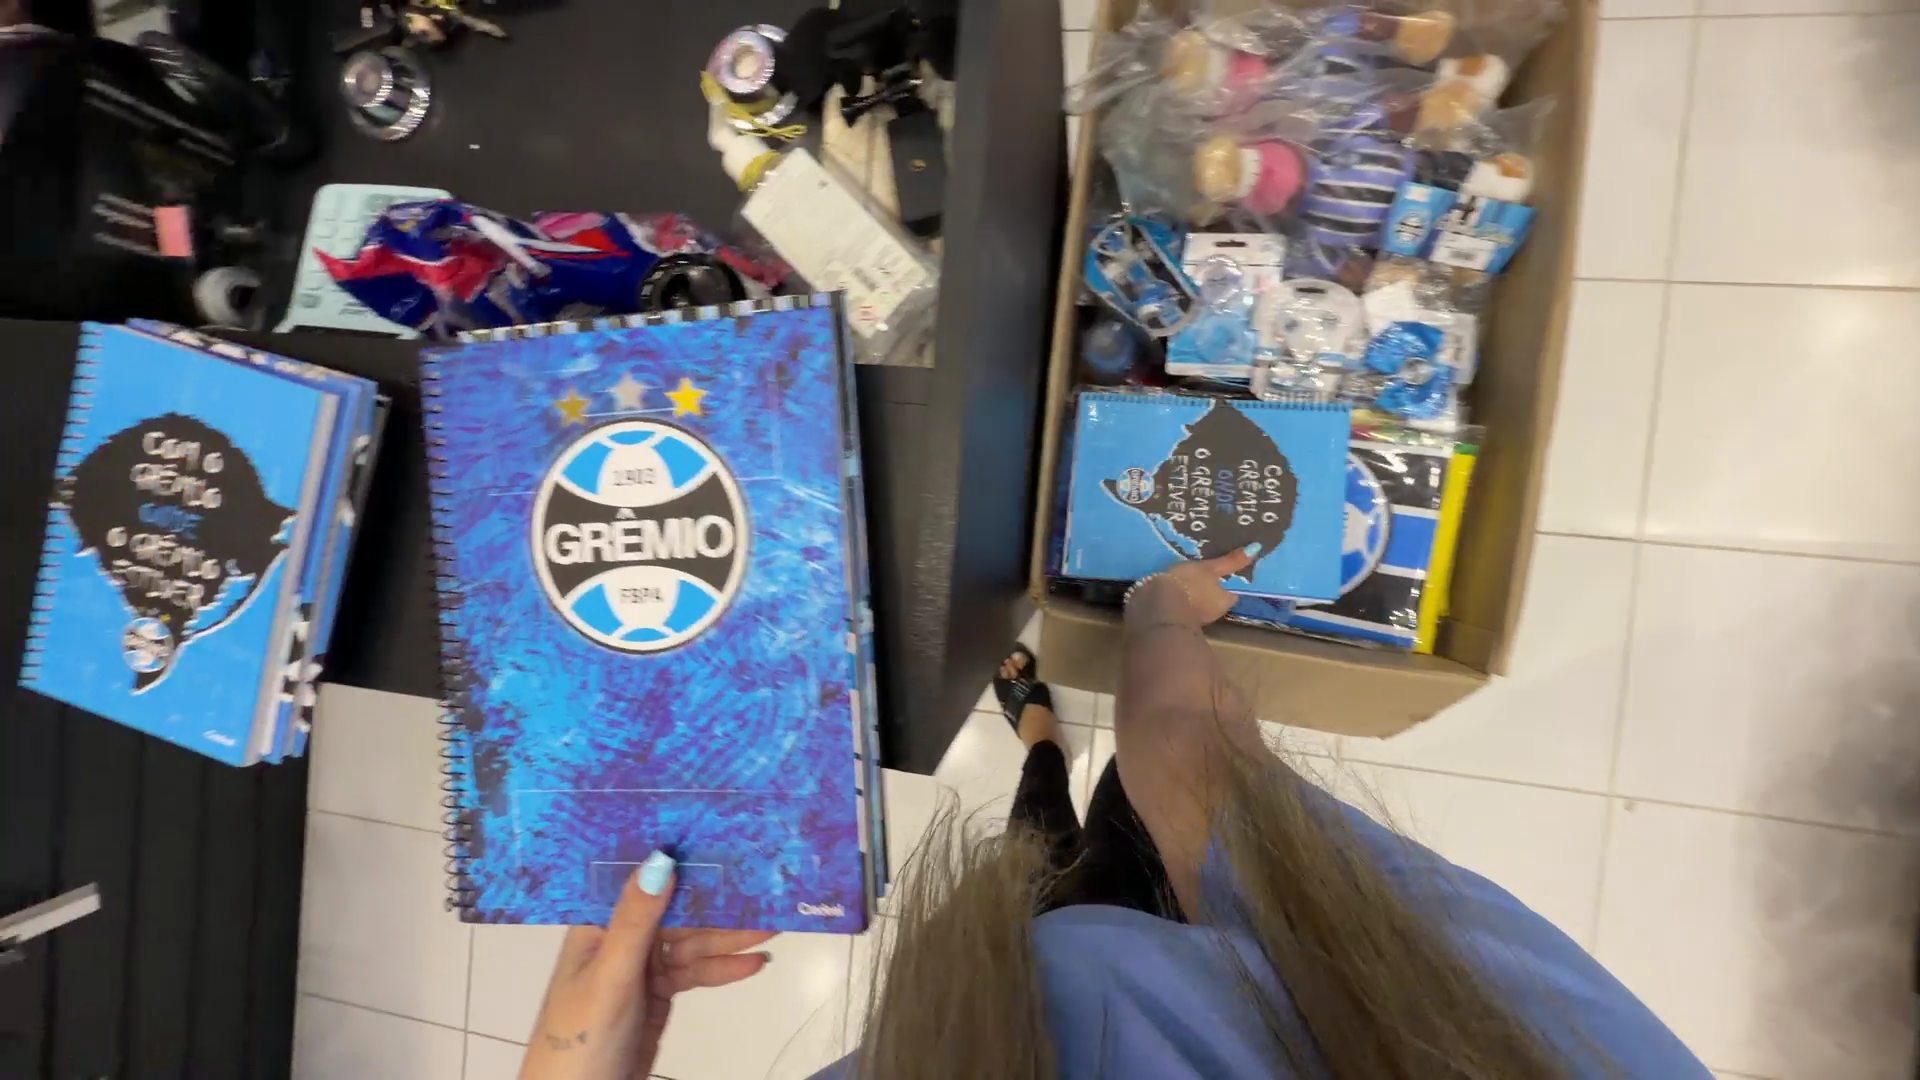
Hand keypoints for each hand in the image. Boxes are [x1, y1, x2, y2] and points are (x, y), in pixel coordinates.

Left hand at [519, 851, 775, 1079]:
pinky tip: (756, 963)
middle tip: (764, 884)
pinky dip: (725, 967)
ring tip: (774, 925)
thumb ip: (636, 920)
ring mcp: (644, 965)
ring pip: (696, 939)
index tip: (721, 834)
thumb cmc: (580, 1041)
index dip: (681, 855)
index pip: (644, 878)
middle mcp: (624, 936)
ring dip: (732, 935)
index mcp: (600, 923)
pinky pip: (698, 969)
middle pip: (680, 909)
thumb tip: (662, 856)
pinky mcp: (662, 991)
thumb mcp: (609, 978)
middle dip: (720, 900)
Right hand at [1128, 544, 1260, 629]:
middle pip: (1214, 594)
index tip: (1220, 565)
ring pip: (1196, 598)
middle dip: (1208, 583)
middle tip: (1199, 564)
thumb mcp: (1210, 568)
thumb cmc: (1188, 585)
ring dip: (1191, 589)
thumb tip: (1256, 549)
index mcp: (1226, 600)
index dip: (1228, 577)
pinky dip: (1177, 594)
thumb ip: (1230, 561)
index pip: (1232, 588)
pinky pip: (1179, 602)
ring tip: (1181, 570)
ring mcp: (1193, 617)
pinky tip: (1169, 583)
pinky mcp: (1174, 618)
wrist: (1156, 608)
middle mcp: (1214, 612)